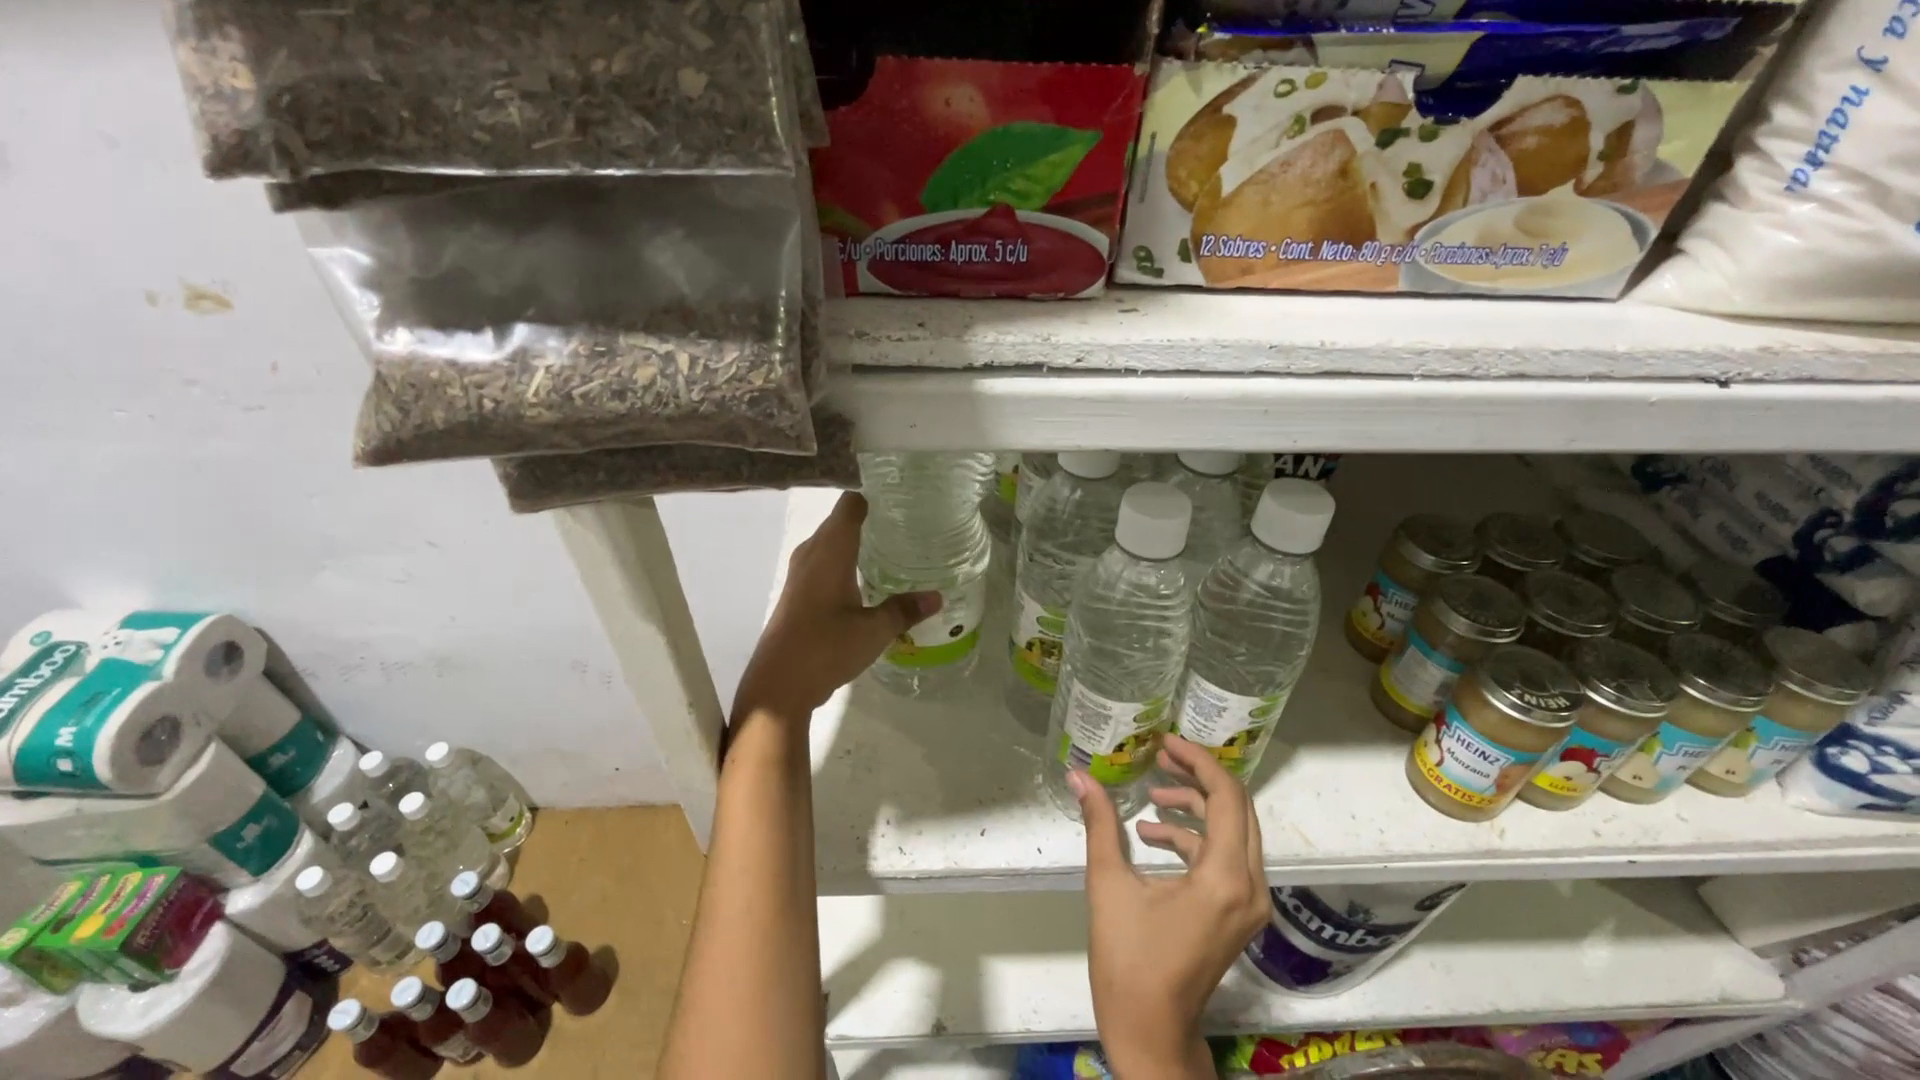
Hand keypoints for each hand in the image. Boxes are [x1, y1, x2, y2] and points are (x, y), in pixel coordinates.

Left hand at [733, 492, 940, 718]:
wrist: (779, 684)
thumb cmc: (826, 647)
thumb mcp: (874, 631)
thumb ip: (904, 610)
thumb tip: (937, 598)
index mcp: (831, 551)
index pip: (850, 505)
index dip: (873, 498)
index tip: (901, 503)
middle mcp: (812, 554)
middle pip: (840, 523)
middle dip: (870, 522)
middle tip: (907, 529)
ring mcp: (801, 574)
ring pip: (831, 546)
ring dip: (856, 546)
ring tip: (892, 554)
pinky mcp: (797, 594)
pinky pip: (824, 566)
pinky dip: (844, 566)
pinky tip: (866, 584)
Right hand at [1072, 736, 1269, 1078]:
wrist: (1150, 1028)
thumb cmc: (1128, 959)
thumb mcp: (1109, 884)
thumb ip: (1100, 824)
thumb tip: (1078, 776)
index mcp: (1225, 877)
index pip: (1225, 797)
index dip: (1197, 761)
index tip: (1165, 743)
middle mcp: (1251, 886)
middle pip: (1238, 810)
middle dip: (1199, 779)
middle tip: (1160, 758)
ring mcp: (1250, 904)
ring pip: (1234, 834)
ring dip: (1195, 810)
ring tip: (1151, 798)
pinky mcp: (1240, 915)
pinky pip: (1228, 860)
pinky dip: (1196, 842)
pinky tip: (1154, 838)